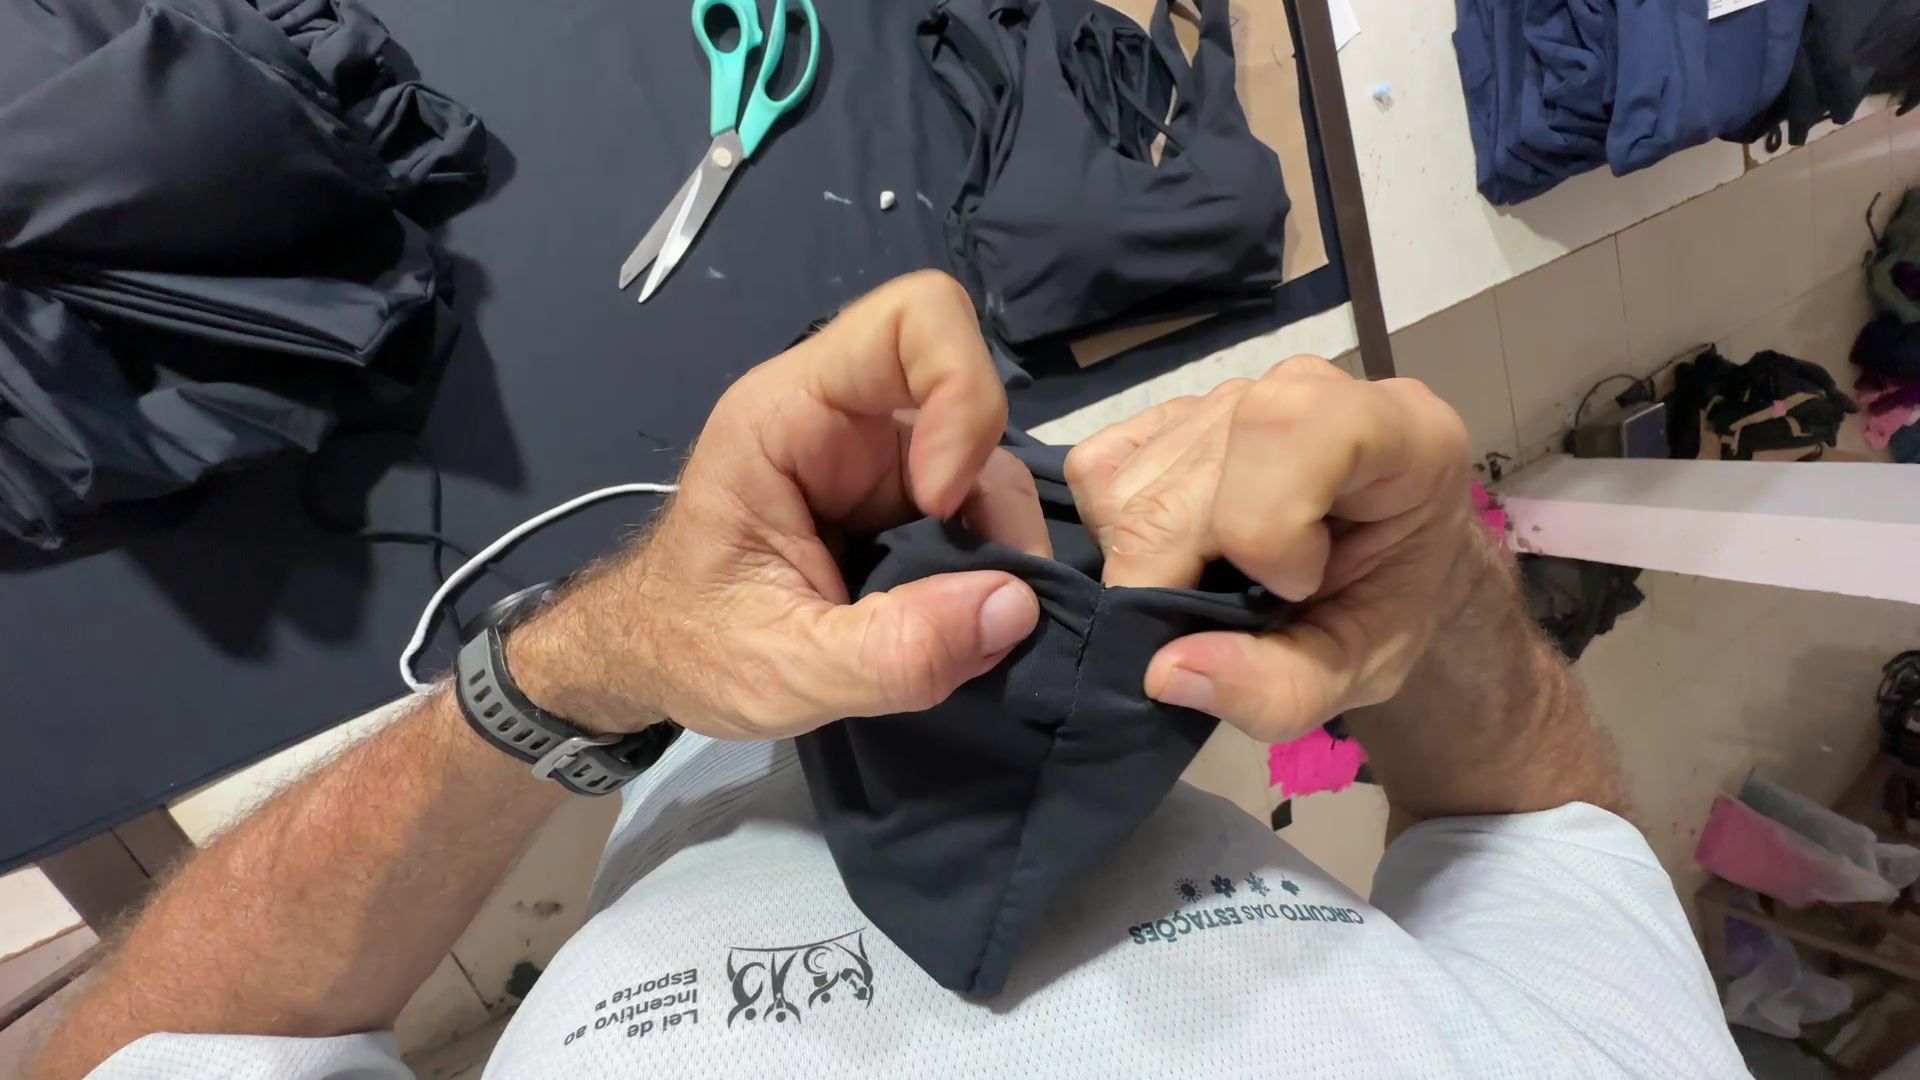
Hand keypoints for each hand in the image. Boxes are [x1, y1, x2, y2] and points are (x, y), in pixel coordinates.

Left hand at [505, 271, 1047, 738]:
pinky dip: (989, 570)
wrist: (665, 661)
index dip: (960, 395)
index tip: (942, 505)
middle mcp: (847, 422)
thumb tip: (1018, 605)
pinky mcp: (903, 509)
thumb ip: (894, 650)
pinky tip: (959, 624)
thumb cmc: (693, 647)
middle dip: (994, 509)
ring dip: (999, 552)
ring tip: (966, 634)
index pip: (911, 321)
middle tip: (980, 604)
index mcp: (791, 416)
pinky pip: (979, 517)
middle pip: (972, 408)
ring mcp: (883, 464)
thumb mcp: (784, 666)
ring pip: (989, 470)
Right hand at [1063, 355, 1473, 742]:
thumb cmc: (1385, 605)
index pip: (1285, 431)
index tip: (1293, 587)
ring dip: (1142, 559)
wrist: (1381, 557)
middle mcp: (1296, 389)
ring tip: (1207, 575)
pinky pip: (1095, 468)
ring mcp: (1221, 396)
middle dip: (1172, 578)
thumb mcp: (1358, 670)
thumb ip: (1278, 687)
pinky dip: (1109, 524)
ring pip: (1123, 487)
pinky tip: (1172, 544)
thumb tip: (1161, 671)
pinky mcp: (1164, 415)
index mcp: (1393, 429)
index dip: (1265, 527)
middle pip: (1175, 488)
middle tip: (1214, 618)